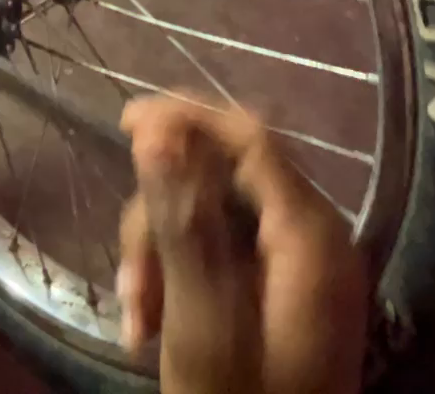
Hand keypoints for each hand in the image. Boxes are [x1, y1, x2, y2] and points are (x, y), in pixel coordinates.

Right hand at [117, 99, 366, 393]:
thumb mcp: (202, 320)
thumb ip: (181, 221)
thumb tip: (154, 129)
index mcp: (310, 234)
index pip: (247, 135)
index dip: (184, 115)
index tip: (123, 121)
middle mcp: (311, 233)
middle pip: (220, 177)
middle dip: (161, 216)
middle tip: (129, 277)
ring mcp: (296, 260)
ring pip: (209, 212)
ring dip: (160, 252)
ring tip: (136, 314)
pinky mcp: (278, 283)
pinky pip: (218, 245)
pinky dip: (177, 270)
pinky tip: (150, 317)